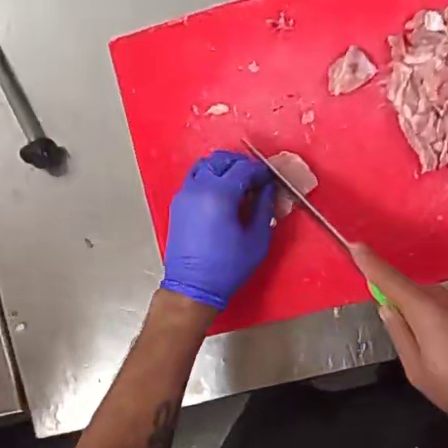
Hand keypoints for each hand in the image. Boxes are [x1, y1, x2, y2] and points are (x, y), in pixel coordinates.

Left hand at [160, 150, 278, 310]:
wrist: (192, 287)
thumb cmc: (227, 267)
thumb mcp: (256, 240)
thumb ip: (264, 208)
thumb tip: (268, 189)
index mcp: (219, 194)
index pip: (243, 168)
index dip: (260, 171)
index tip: (269, 179)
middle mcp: (198, 188)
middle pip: (221, 160)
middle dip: (240, 165)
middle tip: (254, 179)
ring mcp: (184, 194)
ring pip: (204, 166)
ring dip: (222, 169)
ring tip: (237, 185)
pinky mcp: (178, 205)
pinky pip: (194, 179)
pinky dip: (209, 178)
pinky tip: (220, 195)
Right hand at [354, 244, 447, 447]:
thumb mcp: (420, 374)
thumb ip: (401, 337)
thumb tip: (388, 309)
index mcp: (430, 312)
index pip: (392, 281)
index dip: (372, 264)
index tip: (355, 247)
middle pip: (420, 293)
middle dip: (408, 307)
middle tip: (411, 344)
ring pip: (444, 302)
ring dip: (435, 319)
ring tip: (444, 357)